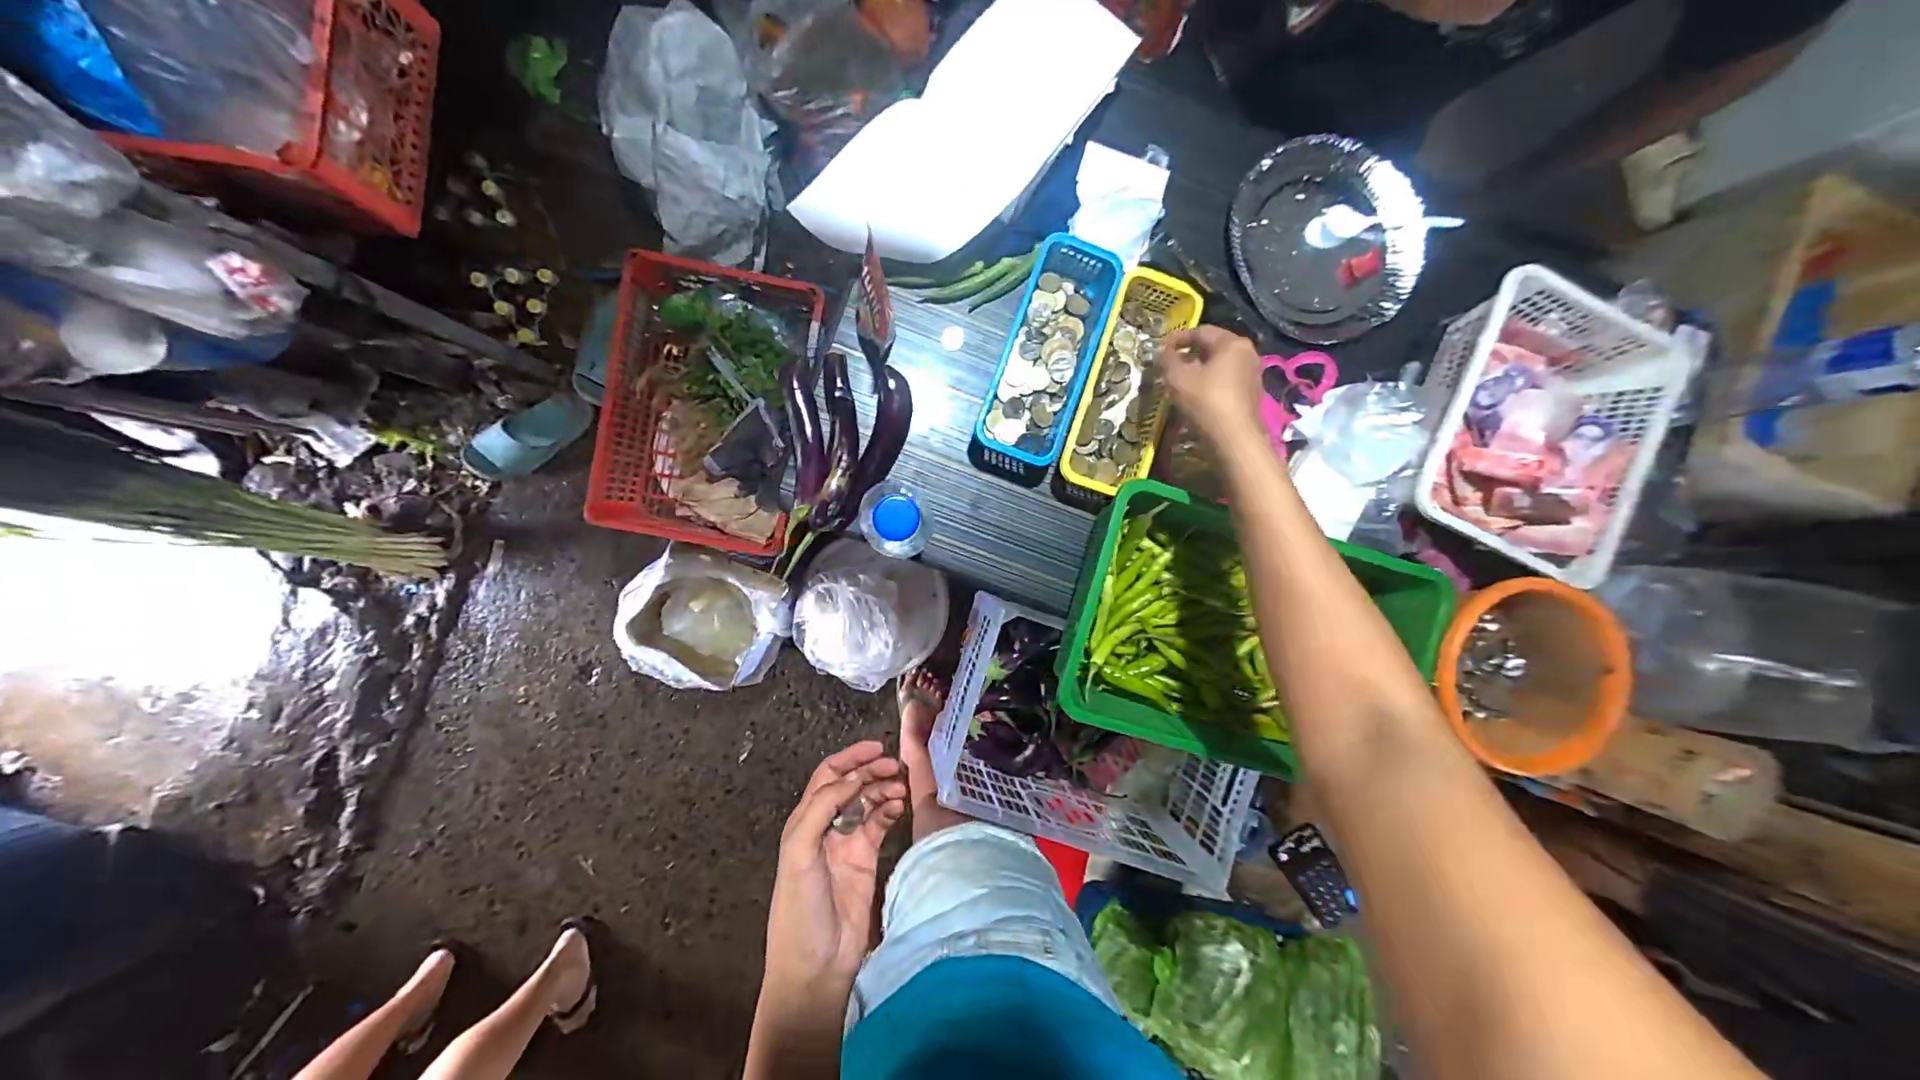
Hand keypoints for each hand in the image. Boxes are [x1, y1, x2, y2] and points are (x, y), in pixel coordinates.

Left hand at [763, 741, 907, 991]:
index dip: (850, 758)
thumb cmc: (799, 908)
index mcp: (804, 821)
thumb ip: (822, 809)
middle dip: (871, 770)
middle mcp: (826, 826)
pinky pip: (880, 824)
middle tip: (896, 766)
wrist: (815, 963)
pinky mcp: (866, 859)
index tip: (876, 747)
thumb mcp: (799, 852)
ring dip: (884, 789)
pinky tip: (901, 806)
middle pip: (851, 785)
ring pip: (869, 802)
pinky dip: (891, 810)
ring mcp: (848, 842)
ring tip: (902, 787)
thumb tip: (852, 777)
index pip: (828, 776)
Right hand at [1159, 325, 1264, 444]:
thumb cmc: (1205, 401)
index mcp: (1231, 343)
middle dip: (1188, 354)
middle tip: (1168, 365)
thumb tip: (1161, 351)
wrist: (1234, 438)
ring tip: (1179, 381)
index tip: (1159, 351)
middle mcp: (1246, 353)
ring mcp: (1251, 373)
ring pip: (1219, 364)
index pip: (1200, 331)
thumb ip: (1167, 360)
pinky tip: (1195, 395)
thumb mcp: (1178, 378)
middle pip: (1212, 346)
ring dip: (1198, 369)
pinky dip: (1208, 382)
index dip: (1176, 339)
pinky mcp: (1250, 393)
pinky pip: (1225, 380)